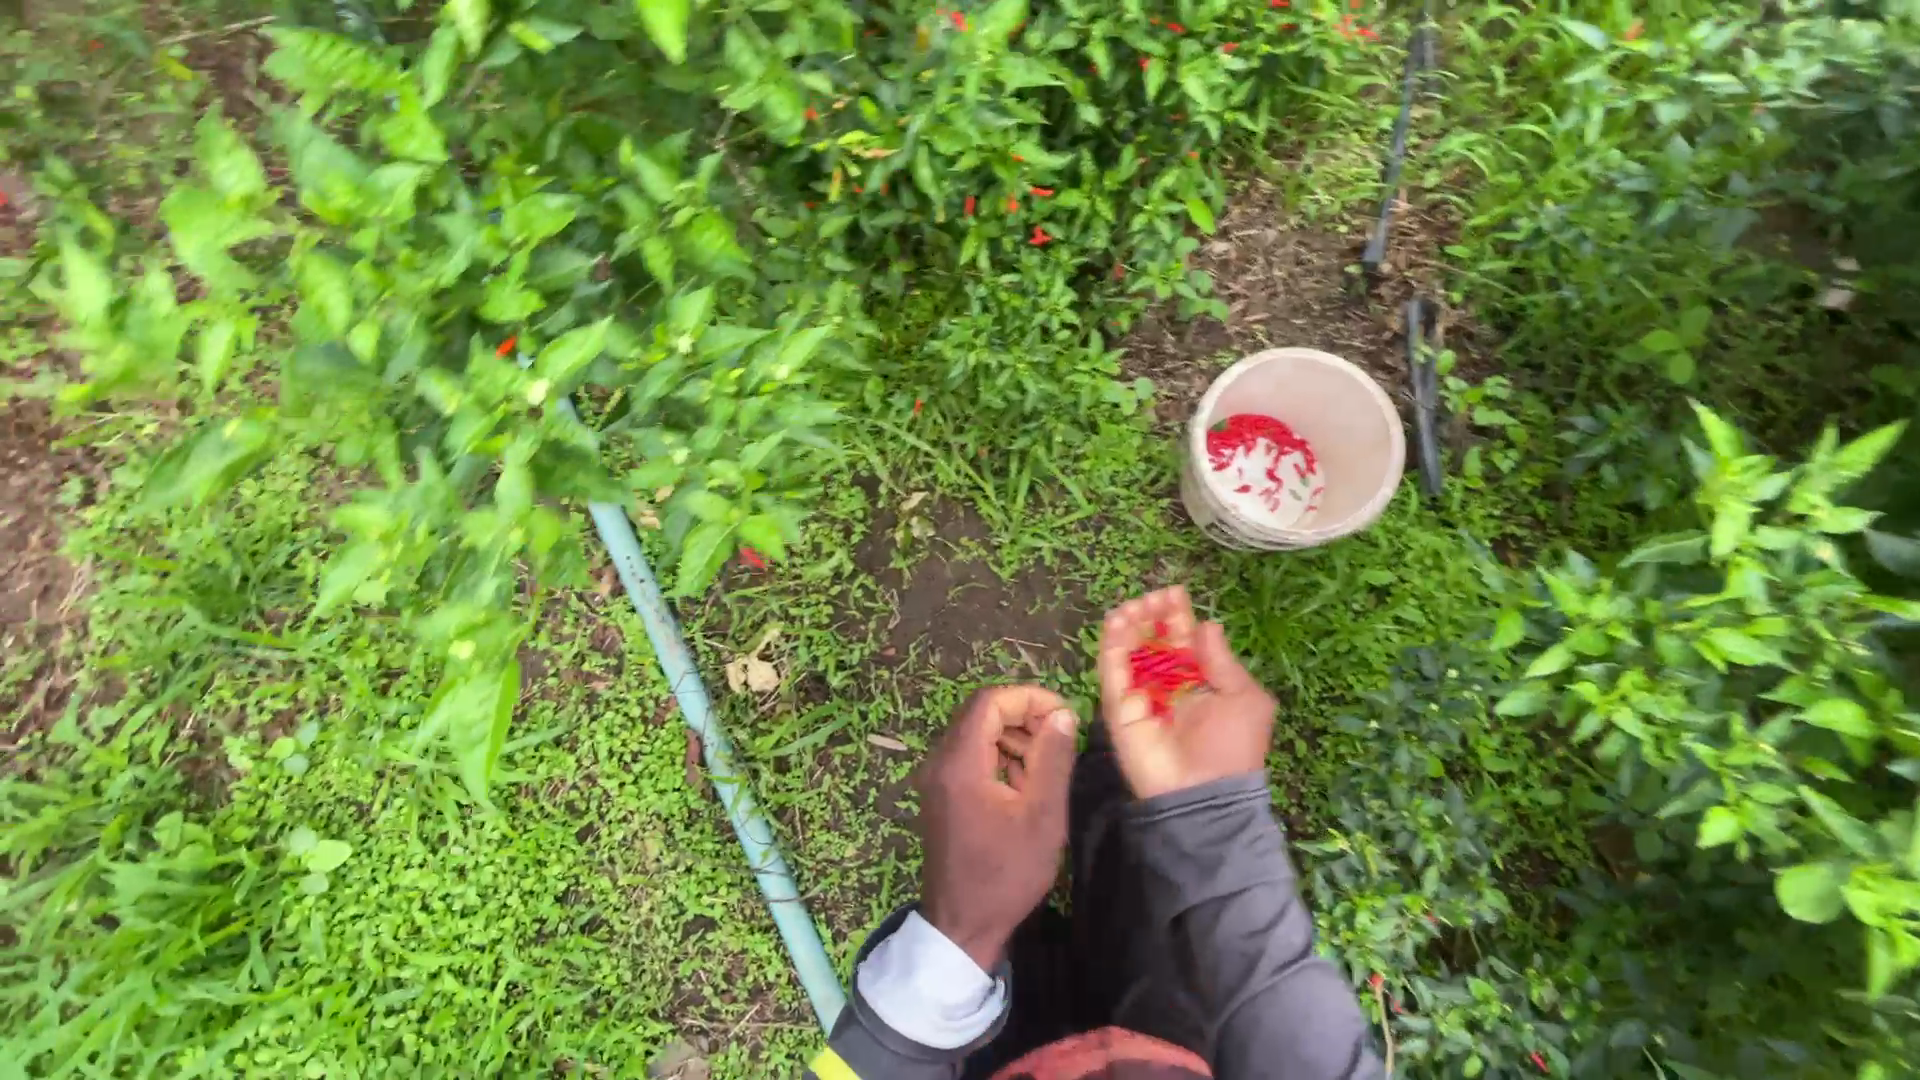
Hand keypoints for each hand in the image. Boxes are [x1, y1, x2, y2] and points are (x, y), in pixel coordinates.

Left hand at [915, 685, 1078, 971]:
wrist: (962, 927)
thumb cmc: (1006, 874)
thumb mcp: (1042, 816)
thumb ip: (1052, 759)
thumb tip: (1063, 714)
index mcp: (959, 763)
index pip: (989, 702)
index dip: (1028, 698)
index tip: (1063, 714)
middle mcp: (939, 762)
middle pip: (980, 713)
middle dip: (1022, 716)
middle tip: (1059, 737)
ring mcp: (935, 778)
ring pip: (975, 733)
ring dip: (1012, 737)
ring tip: (1046, 765)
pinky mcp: (940, 793)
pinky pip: (969, 756)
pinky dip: (998, 756)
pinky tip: (1024, 784)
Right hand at [1097, 586, 1274, 799]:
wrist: (1205, 793)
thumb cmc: (1233, 746)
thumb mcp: (1245, 698)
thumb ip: (1223, 661)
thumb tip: (1208, 624)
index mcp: (1198, 680)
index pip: (1182, 639)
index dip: (1176, 615)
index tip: (1174, 593)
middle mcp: (1166, 683)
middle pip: (1151, 640)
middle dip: (1150, 616)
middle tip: (1151, 600)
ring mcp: (1140, 695)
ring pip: (1128, 650)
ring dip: (1128, 625)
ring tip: (1132, 607)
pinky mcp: (1118, 707)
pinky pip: (1112, 672)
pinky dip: (1111, 646)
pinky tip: (1116, 624)